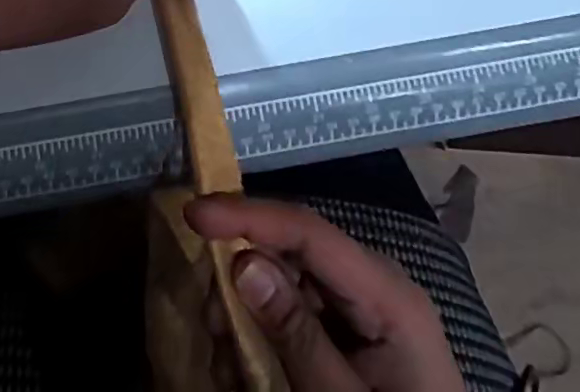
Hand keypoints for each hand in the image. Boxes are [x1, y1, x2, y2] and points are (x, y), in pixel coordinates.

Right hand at [187, 197, 465, 391]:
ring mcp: (358, 301)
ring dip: (243, 309)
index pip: (307, 229)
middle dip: (237, 275)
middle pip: (286, 247)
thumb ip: (297, 334)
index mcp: (388, 294)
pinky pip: (288, 302)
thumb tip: (241, 261)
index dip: (246, 213)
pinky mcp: (345, 322)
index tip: (191, 214)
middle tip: (212, 323)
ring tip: (231, 362)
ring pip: (278, 273)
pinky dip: (258, 326)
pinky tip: (247, 365)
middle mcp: (372, 282)